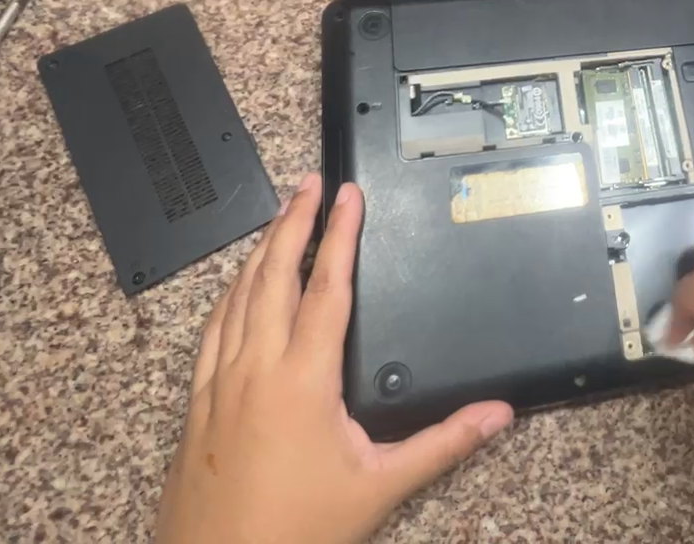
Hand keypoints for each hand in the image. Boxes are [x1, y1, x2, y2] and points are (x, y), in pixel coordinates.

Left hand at [155, 175, 513, 543]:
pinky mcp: (195, 405)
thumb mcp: (380, 488)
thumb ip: (443, 443)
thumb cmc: (294, 533)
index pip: (326, 286)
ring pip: (238, 295)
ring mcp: (218, 385)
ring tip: (280, 214)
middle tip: (310, 183)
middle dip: (294, 222)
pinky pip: (211, 331)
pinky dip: (229, 294)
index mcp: (303, 379)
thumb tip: (498, 413)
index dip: (340, 234)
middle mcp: (256, 369)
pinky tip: (238, 284)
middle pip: (274, 274)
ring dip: (261, 249)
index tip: (348, 194)